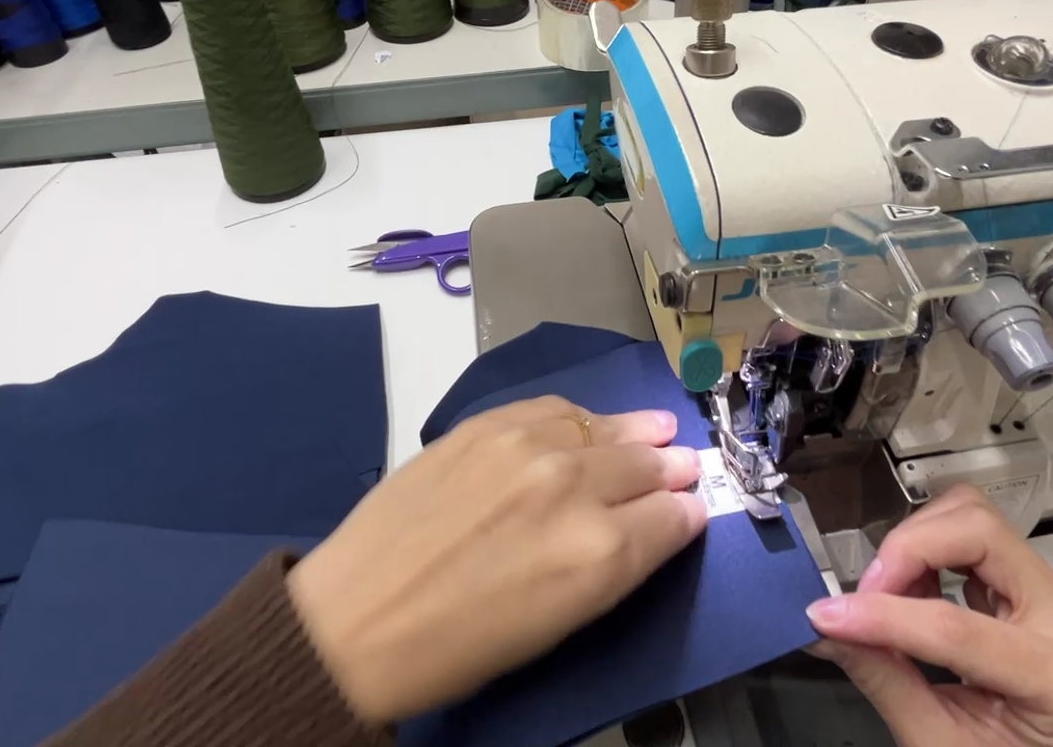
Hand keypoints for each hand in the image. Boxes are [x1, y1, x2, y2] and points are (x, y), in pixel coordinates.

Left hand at [286, 396, 707, 723]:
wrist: (359, 618)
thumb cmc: (464, 645)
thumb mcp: (559, 623)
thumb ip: (615, 565)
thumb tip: (655, 523)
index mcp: (599, 553)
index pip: (670, 518)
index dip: (687, 512)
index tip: (693, 506)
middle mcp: (573, 486)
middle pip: (644, 465)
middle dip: (670, 467)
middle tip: (685, 462)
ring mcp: (527, 445)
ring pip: (603, 427)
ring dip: (636, 431)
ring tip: (656, 427)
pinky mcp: (486, 424)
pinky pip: (553, 408)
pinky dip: (581, 415)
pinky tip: (590, 420)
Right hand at [806, 484, 1052, 745]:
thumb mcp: (939, 745)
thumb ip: (882, 680)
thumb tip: (825, 627)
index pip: (960, 627)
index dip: (886, 614)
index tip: (829, 613)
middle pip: (980, 532)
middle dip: (908, 549)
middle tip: (865, 591)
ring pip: (973, 516)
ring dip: (916, 542)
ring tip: (890, 592)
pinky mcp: (1030, 583)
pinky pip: (972, 531)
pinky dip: (926, 546)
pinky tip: (912, 589)